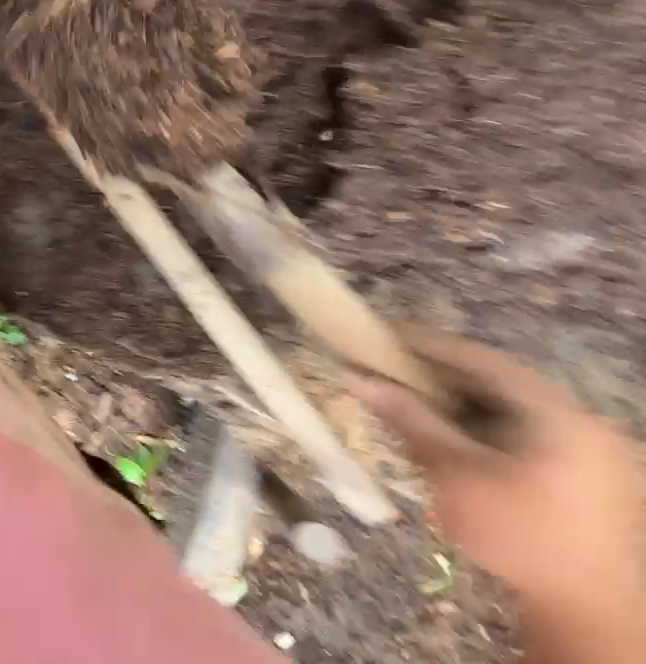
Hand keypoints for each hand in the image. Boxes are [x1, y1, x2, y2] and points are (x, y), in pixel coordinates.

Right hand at [350, 333, 644, 615]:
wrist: (584, 608)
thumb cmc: (515, 533)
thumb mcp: (452, 472)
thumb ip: (408, 418)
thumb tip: (355, 377)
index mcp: (560, 417)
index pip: (485, 362)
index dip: (429, 344)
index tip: (379, 335)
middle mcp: (581, 424)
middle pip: (498, 383)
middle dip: (438, 375)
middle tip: (385, 369)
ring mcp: (588, 451)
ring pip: (508, 408)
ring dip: (456, 400)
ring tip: (406, 400)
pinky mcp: (582, 474)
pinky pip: (521, 430)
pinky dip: (478, 424)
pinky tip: (444, 434)